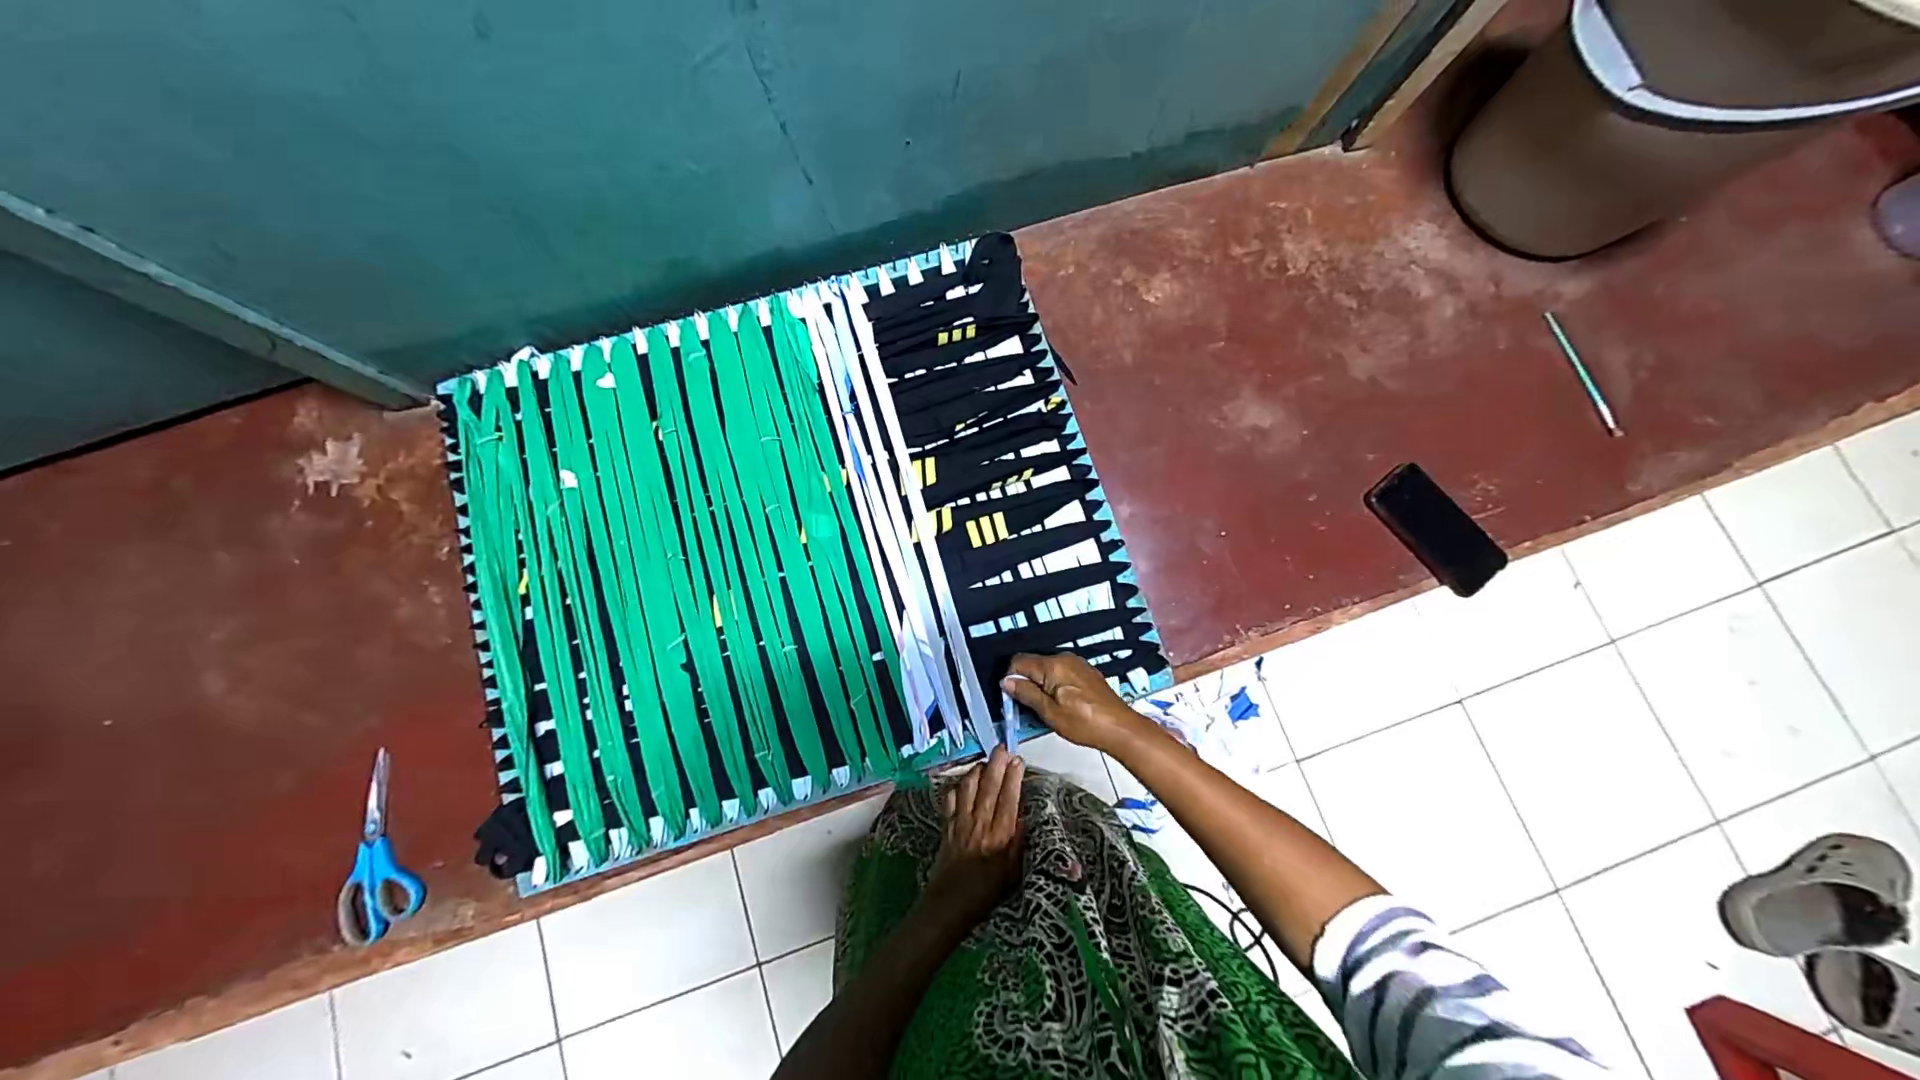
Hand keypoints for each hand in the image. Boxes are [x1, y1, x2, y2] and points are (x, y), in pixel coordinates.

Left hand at [923, 745, 1025, 926]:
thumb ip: (1019, 845)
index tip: (1019, 761)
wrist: (949, 905)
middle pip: (989, 787)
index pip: (1009, 799)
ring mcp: (960, 823)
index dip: (1014, 777)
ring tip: (986, 761)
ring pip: (968, 787)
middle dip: (997, 764)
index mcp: (999, 837)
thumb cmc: (986, 893)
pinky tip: (963, 782)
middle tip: (1003, 748)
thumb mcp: (1012, 874)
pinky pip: (950, 799)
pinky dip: (957, 787)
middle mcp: (980, 825)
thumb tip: (1026, 818)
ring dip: (977, 771)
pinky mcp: (946, 825)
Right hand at [1001, 652, 1151, 753]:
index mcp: (1053, 666)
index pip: (1018, 661)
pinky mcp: (1085, 671)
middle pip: (1032, 664)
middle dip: (1026, 683)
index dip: (1011, 679)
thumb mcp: (1050, 713)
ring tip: (1048, 709)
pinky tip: (1062, 704)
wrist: (1120, 728)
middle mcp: (1064, 658)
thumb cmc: (1086, 724)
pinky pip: (1060, 672)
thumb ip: (1026, 693)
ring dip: (1041, 685)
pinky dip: (1055, 685)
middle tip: (1030, 708)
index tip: (1013, 698)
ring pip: (1046, 669)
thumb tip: (1006, 681)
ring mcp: (1076, 664)